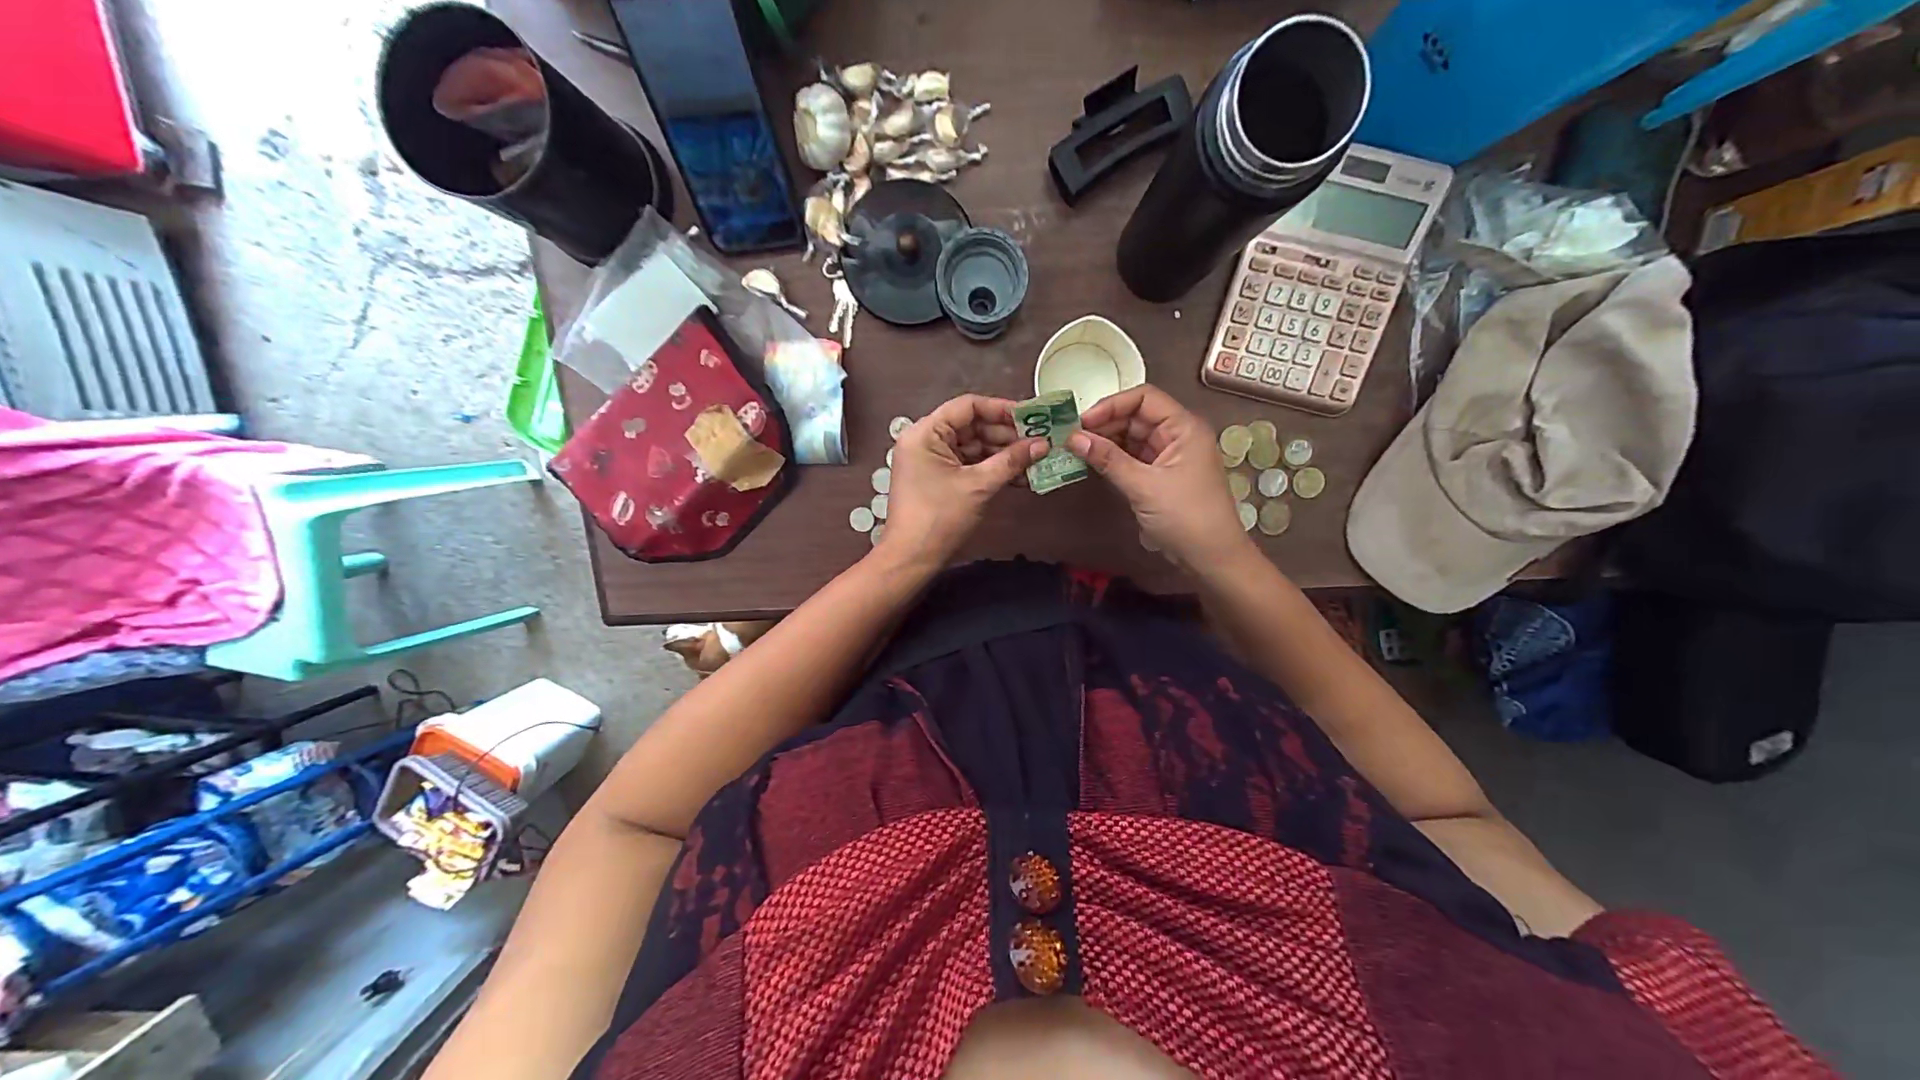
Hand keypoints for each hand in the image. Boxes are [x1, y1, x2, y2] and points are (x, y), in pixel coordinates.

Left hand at [882, 394, 1047, 567]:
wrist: (911, 558)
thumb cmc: (939, 518)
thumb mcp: (978, 486)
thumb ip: (1011, 461)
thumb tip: (1042, 444)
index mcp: (925, 433)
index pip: (967, 406)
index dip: (1001, 408)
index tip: (1030, 417)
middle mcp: (925, 440)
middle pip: (972, 425)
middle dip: (1006, 434)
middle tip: (1039, 440)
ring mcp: (931, 460)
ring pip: (973, 446)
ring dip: (1002, 453)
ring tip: (1035, 458)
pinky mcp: (938, 478)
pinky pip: (968, 464)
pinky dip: (991, 467)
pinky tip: (1019, 474)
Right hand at [1068, 385, 1250, 568]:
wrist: (1211, 558)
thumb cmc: (1185, 516)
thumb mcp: (1143, 486)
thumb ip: (1108, 459)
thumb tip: (1074, 438)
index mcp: (1184, 427)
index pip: (1144, 398)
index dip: (1111, 405)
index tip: (1083, 422)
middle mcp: (1178, 435)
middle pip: (1136, 416)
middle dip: (1105, 424)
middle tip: (1072, 438)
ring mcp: (1170, 456)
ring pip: (1133, 437)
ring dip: (1106, 441)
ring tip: (1076, 449)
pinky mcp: (1162, 476)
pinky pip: (1134, 457)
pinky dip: (1113, 458)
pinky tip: (1092, 462)